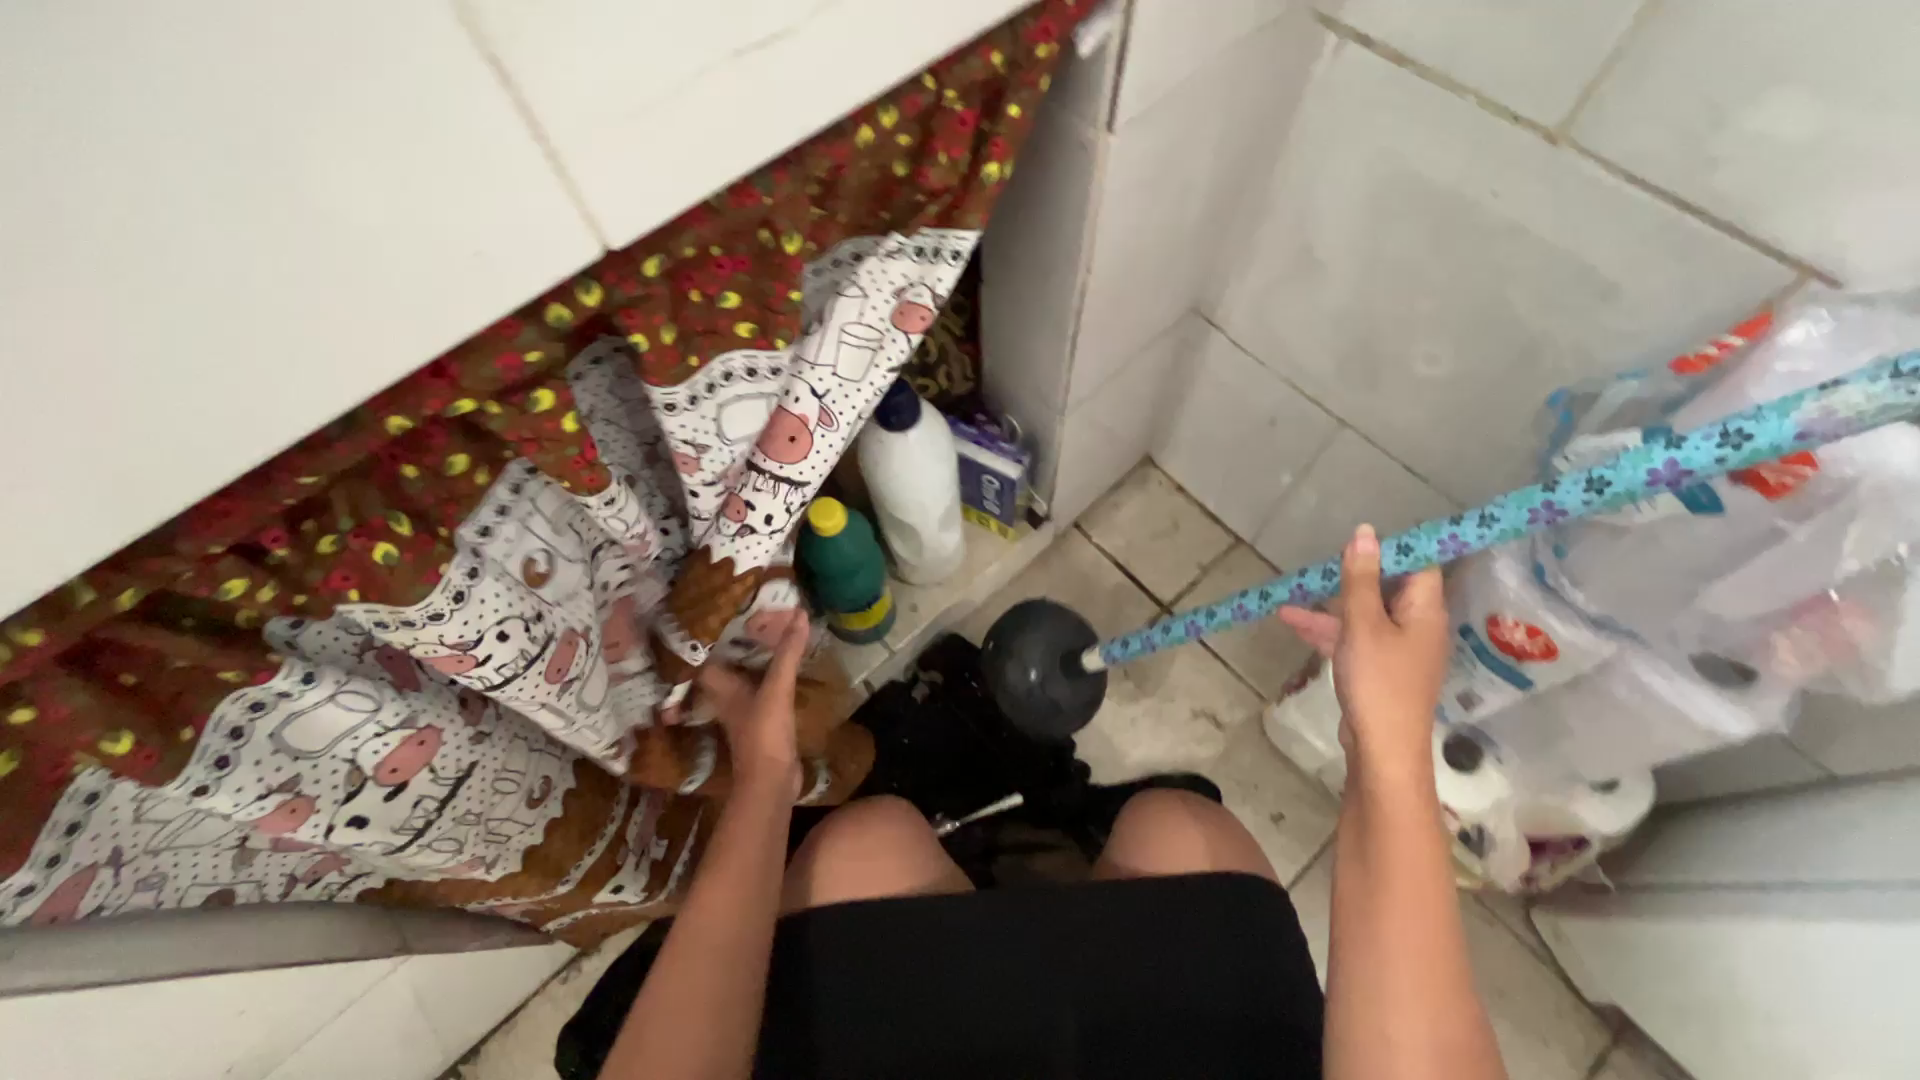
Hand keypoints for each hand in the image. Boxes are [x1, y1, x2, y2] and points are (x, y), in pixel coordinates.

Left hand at [696, 610, 809, 800]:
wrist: (771, 783)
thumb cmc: (763, 733)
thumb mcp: (777, 688)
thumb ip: (787, 653)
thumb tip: (800, 614)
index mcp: (721, 687)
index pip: (706, 656)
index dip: (712, 637)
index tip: (727, 614)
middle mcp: (727, 698)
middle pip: (725, 667)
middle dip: (736, 648)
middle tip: (754, 622)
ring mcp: (744, 712)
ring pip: (743, 681)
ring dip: (754, 664)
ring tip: (770, 641)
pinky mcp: (763, 724)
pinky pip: (763, 695)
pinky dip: (771, 682)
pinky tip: (786, 673)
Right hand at [1277, 524, 1448, 780]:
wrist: (1382, 748)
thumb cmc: (1378, 681)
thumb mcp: (1362, 624)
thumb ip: (1360, 579)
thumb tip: (1365, 533)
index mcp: (1424, 611)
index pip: (1419, 564)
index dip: (1393, 548)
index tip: (1359, 538)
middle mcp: (1417, 626)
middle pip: (1388, 589)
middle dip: (1352, 577)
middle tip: (1321, 565)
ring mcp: (1398, 650)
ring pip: (1365, 615)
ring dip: (1330, 607)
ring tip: (1289, 597)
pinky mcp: (1379, 670)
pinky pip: (1355, 639)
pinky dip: (1329, 631)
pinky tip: (1293, 623)